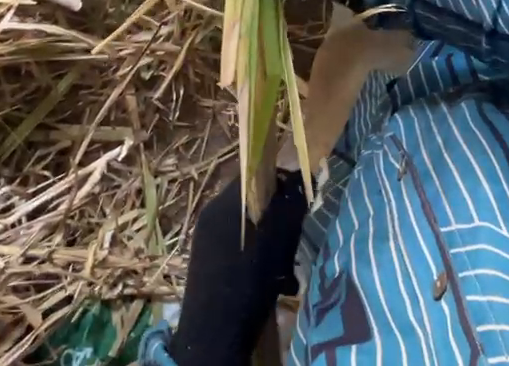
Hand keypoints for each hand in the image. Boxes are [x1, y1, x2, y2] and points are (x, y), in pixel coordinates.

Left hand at [166, 170, 307, 365]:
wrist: (214, 335)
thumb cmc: (249, 281)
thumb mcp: (280, 238)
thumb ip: (292, 203)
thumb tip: (303, 179)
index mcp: (225, 202)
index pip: (258, 172)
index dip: (283, 181)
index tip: (301, 200)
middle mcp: (211, 213)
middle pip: (253, 198)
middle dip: (277, 211)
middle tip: (295, 232)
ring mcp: (205, 238)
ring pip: (247, 222)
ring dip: (269, 234)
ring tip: (285, 260)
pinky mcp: (206, 260)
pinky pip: (237, 242)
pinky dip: (256, 250)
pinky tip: (271, 275)